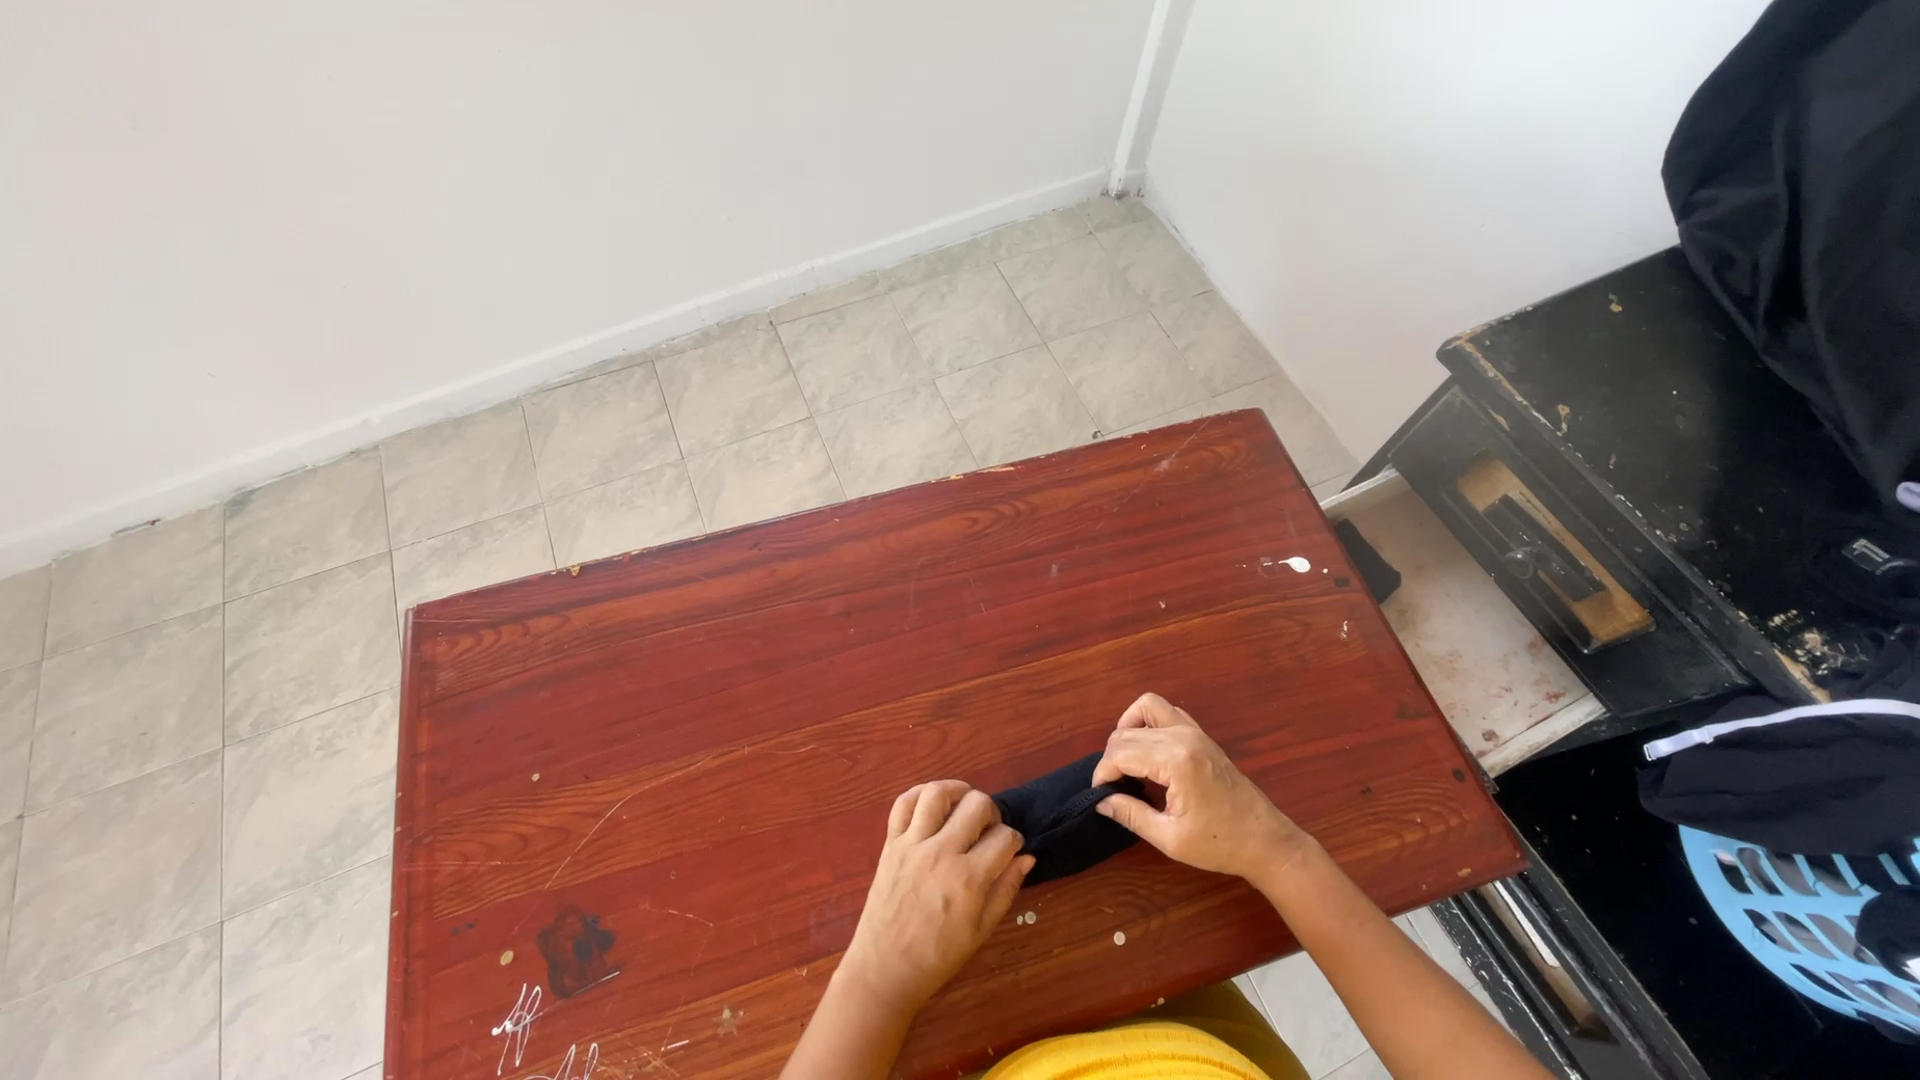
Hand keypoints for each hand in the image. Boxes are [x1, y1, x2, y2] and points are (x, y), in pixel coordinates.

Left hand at [836, 781, 1034, 1015]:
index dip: (1014, 840)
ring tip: (965, 802)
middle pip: (977, 804)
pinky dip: (919, 793)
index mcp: (969, 879)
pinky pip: (902, 804)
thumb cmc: (938, 956)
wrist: (885, 969)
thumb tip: (1026, 857)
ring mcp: (912, 845)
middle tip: (988, 828)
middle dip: (992, 812)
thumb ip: (1006, 888)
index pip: (1005, 837)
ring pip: (938, 793)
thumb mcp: (982, 930)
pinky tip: (934, 802)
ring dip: (958, 790)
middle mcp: (941, 854)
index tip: (1010, 849)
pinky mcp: (890, 844)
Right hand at [1092, 693, 1310, 882]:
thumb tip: (1100, 801)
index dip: (1102, 773)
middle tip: (1113, 788)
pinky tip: (1147, 753)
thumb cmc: (1219, 844)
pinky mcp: (1202, 735)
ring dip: (1127, 732)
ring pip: (1144, 708)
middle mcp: (1183, 736)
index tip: (1100, 795)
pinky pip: (1166, 711)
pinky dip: (1148, 722)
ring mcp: (1194, 731)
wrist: (1265, 841)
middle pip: (1126, 731)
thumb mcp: (1169, 838)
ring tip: (1126, 764)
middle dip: (1111, 758)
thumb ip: (1130, 814)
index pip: (1120, 752)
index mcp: (1175, 761)